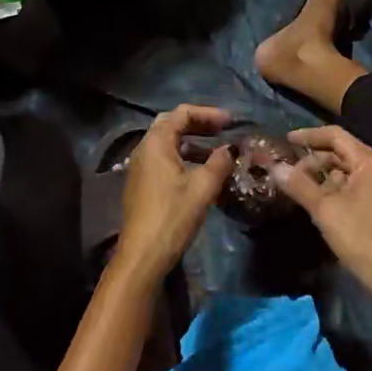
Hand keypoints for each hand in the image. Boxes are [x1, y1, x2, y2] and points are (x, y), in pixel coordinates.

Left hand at [116, 106, 234, 281]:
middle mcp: (144, 149)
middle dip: (198, 123)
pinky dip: (183, 156)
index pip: (182, 113)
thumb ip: (220, 162)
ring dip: (192, 141)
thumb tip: (231, 148)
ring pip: (168, 142)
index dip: (208, 113)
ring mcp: (140, 167)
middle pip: (172, 124)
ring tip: (216, 151)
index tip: (230, 122)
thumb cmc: (172, 216)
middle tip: (222, 130)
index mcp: (156, 143)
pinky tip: (200, 171)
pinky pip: (164, 158)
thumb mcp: (203, 188)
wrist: (142, 257)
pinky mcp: (142, 183)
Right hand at [271, 126, 371, 306]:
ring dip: (324, 179)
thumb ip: (300, 186)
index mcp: (369, 161)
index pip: (335, 135)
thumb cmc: (364, 240)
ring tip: (301, 193)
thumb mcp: (326, 212)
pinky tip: (321, 207)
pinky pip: (355, 188)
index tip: (286, 140)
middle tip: (289, 176)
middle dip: (314, 162)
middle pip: (341, 153)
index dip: (309, 136)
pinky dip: (336, 192)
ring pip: (347, 173)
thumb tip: (275, 167)